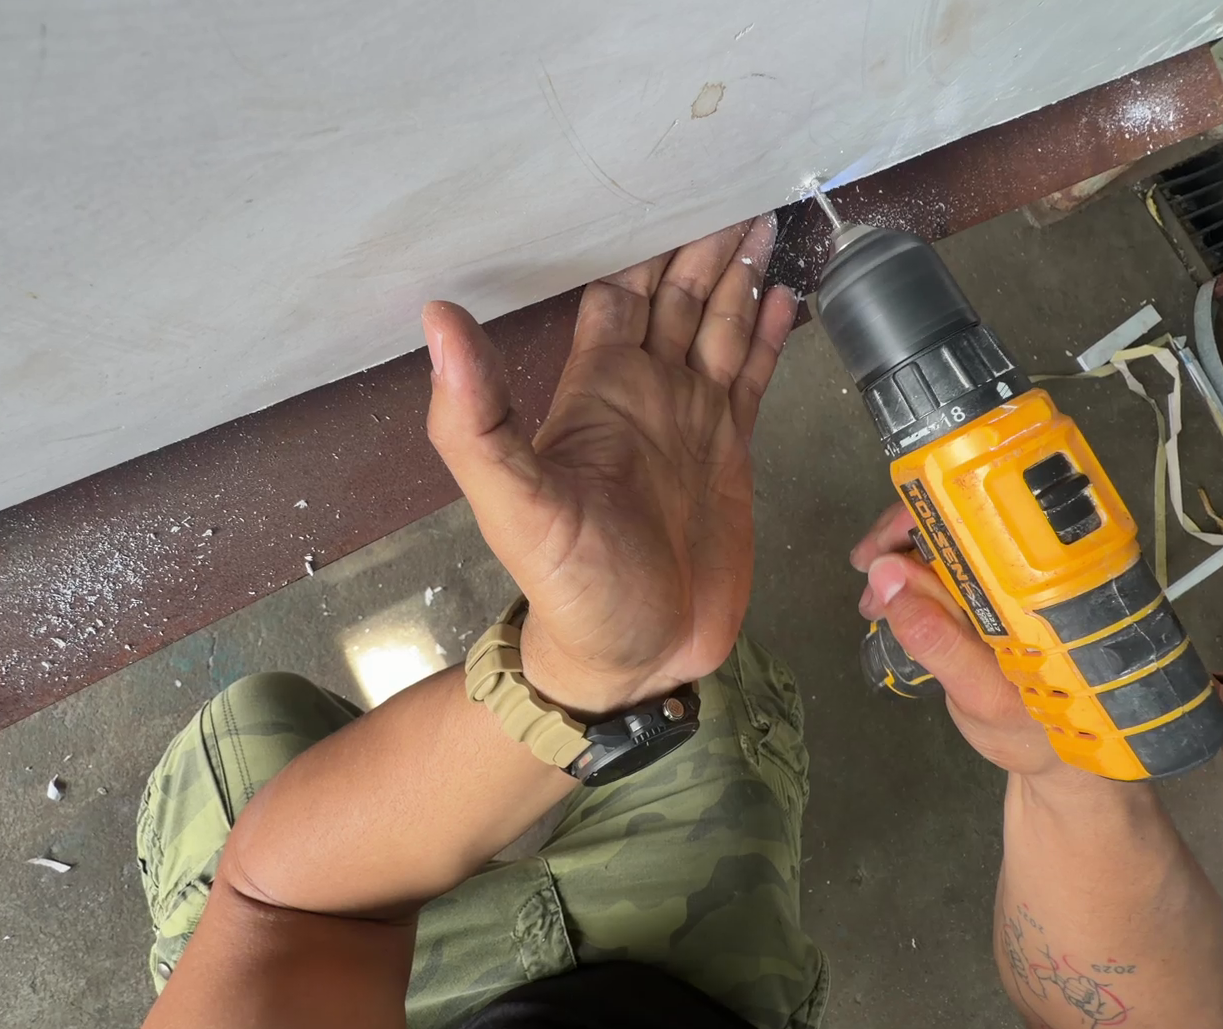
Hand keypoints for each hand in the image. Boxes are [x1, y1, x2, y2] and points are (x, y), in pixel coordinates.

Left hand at [422, 216, 798, 712]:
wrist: (633, 654)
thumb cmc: (573, 583)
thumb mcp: (514, 503)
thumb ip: (475, 418)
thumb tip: (436, 313)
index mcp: (597, 389)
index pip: (619, 293)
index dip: (643, 244)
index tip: (671, 185)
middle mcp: (647, 391)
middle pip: (678, 297)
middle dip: (704, 244)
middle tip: (739, 181)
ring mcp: (693, 419)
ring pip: (721, 327)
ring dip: (741, 277)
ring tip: (768, 220)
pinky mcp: (733, 452)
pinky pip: (753, 378)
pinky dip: (769, 337)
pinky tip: (787, 298)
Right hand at [850, 503, 1065, 776]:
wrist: (1062, 762)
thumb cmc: (1033, 731)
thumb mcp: (981, 692)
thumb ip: (937, 639)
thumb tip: (884, 573)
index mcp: (1039, 584)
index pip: (977, 520)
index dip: (917, 522)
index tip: (873, 556)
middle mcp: (1029, 572)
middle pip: (956, 525)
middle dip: (897, 547)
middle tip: (866, 589)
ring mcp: (1011, 584)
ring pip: (945, 547)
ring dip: (898, 567)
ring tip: (873, 608)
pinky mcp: (995, 599)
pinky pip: (944, 572)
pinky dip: (909, 582)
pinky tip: (893, 607)